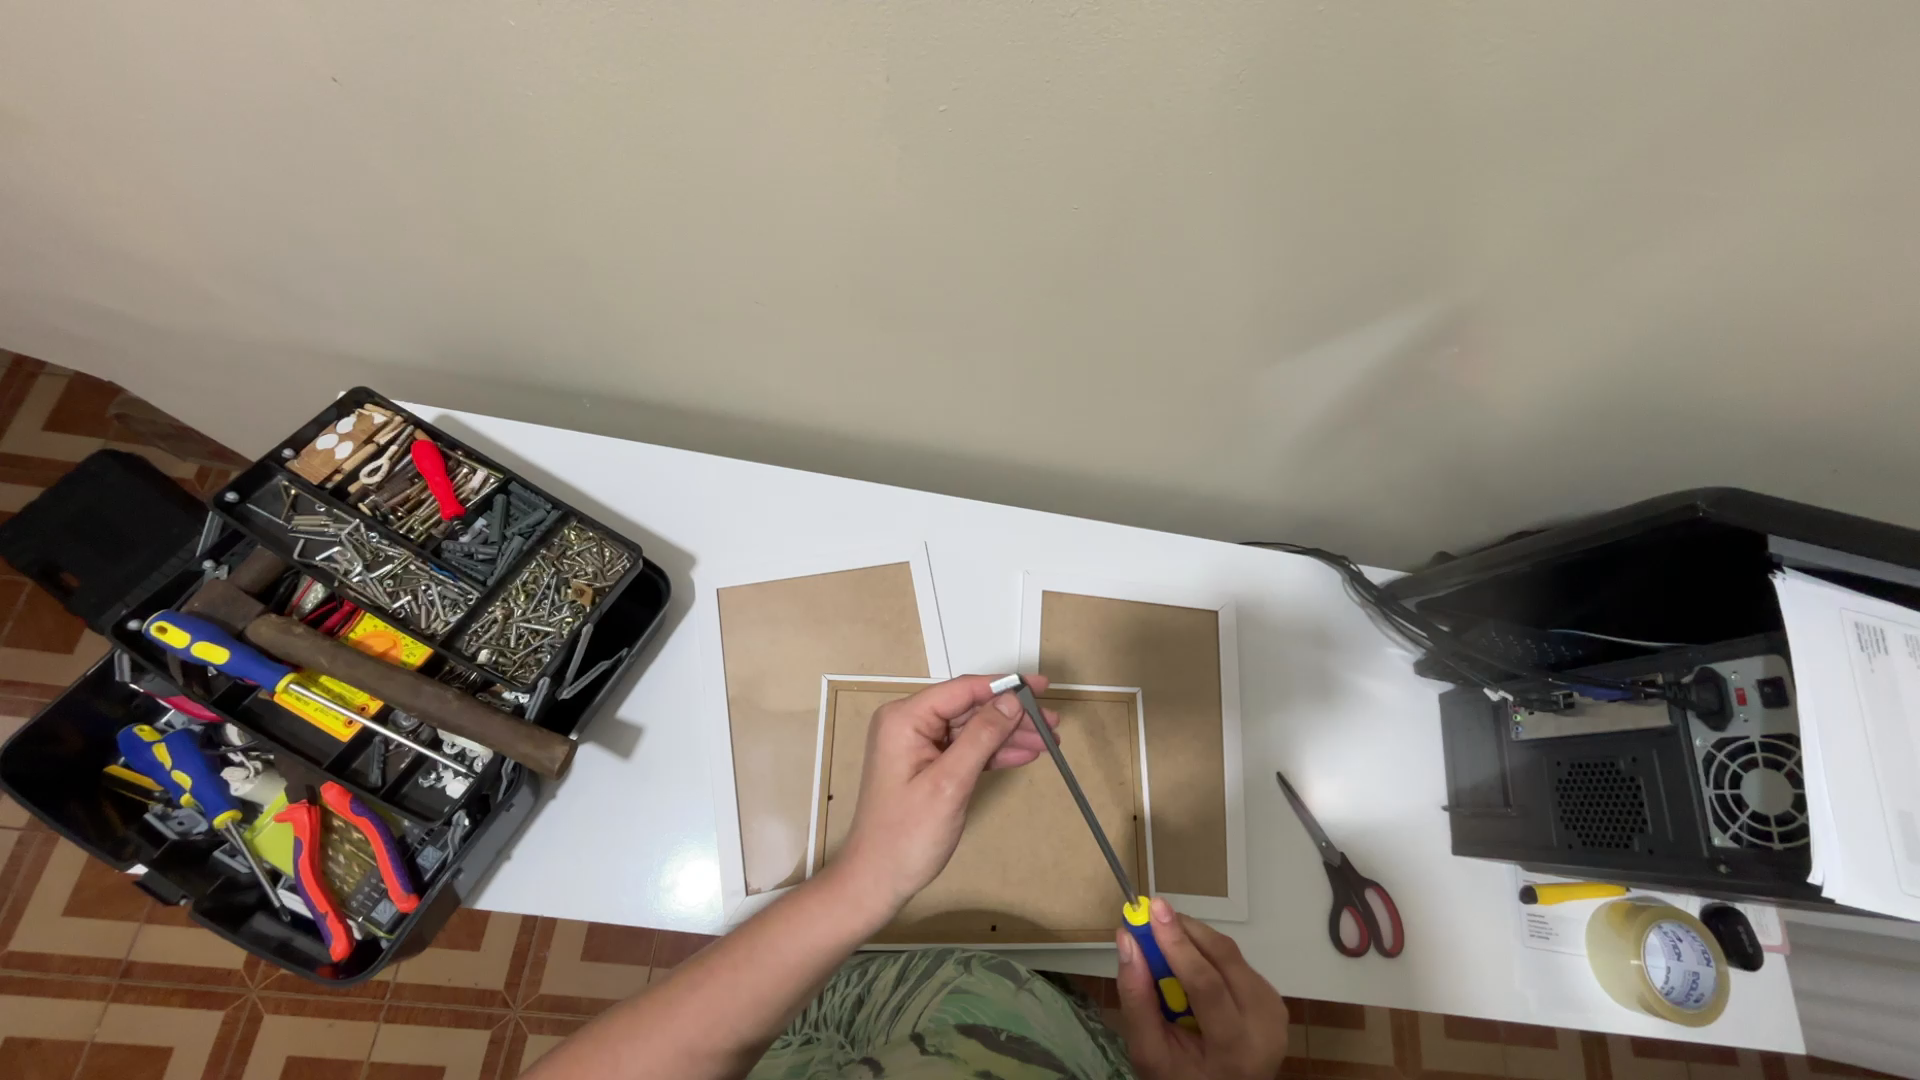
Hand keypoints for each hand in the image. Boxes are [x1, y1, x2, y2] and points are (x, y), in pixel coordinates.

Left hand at [829, 674, 1059, 914]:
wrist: (877, 880)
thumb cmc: (907, 834)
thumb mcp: (950, 783)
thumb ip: (981, 737)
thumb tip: (1011, 700)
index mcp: (905, 718)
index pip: (963, 690)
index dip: (1004, 686)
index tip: (1041, 686)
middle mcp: (909, 723)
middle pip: (970, 707)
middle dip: (1012, 715)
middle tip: (1052, 723)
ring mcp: (918, 744)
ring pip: (972, 728)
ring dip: (1008, 734)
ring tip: (1048, 740)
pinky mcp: (927, 764)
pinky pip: (966, 748)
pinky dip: (994, 752)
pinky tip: (1024, 753)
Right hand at [1116, 898, 1290, 1079]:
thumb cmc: (1180, 1077)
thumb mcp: (1148, 1051)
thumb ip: (1136, 998)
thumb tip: (1127, 938)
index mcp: (1234, 1050)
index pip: (1207, 986)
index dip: (1178, 944)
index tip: (1153, 909)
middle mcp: (1265, 1027)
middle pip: (1224, 959)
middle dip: (1185, 930)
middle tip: (1153, 915)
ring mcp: (1274, 1011)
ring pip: (1230, 953)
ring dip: (1196, 938)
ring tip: (1166, 943)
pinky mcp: (1274, 999)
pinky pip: (1236, 960)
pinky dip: (1208, 951)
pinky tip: (1191, 962)